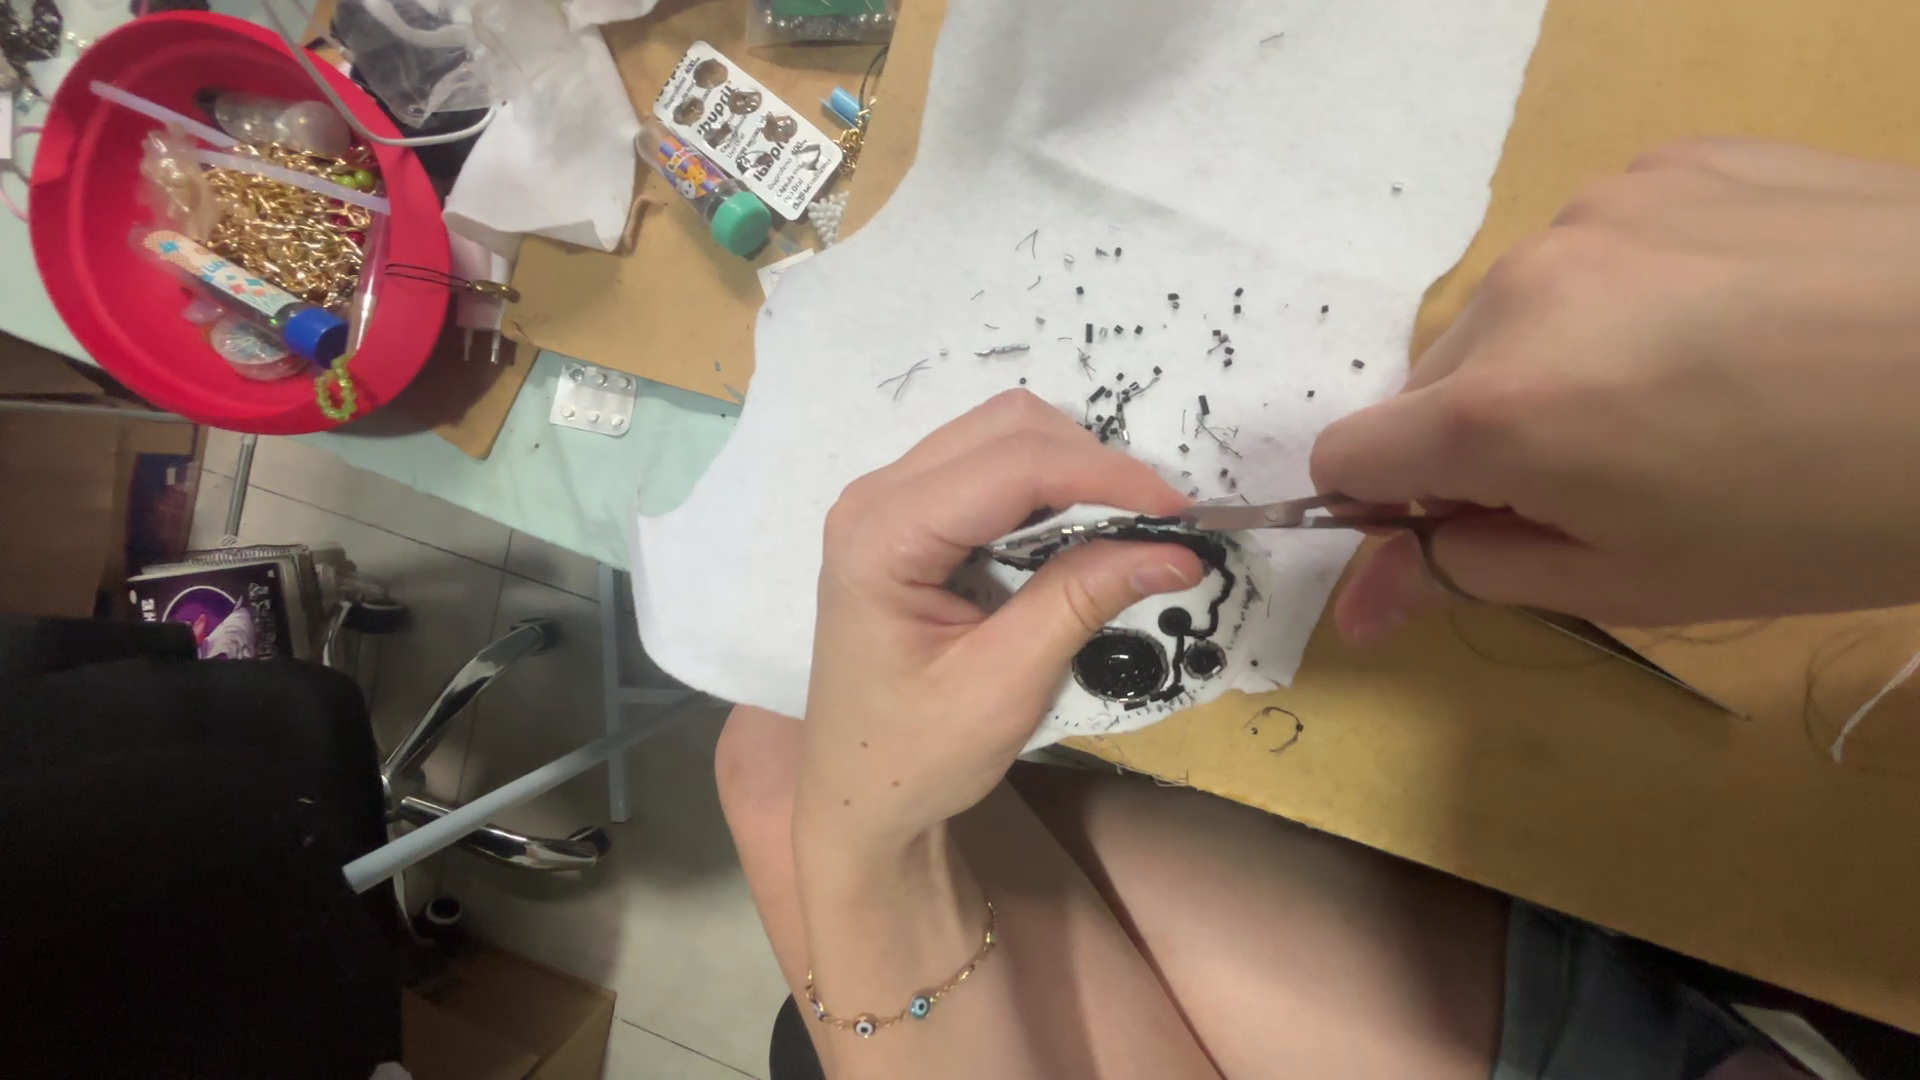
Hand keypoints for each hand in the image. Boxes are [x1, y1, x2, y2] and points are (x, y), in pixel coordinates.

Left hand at [794, 391, 1202, 860]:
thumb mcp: (1005, 686)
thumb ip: (1081, 601)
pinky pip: (986, 467)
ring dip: (1071, 469)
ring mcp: (884, 500)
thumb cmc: (917, 754)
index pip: (1011, 465)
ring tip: (1121, 529)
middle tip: (1152, 525)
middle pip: (1005, 428)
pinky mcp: (905, 515)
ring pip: (999, 436)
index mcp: (882, 535)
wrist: (856, 790)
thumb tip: (1177, 548)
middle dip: (1090, 464)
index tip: (1180, 512)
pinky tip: (1072, 531)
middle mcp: (875, 496)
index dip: (1104, 476)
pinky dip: (1044, 486)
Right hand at [1312, 137, 1919, 641]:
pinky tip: (1712, 311)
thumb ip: (1463, 575)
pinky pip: (1576, 252)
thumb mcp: (1627, 580)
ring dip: (1534, 364)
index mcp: (1496, 412)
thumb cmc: (1830, 511)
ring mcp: (1589, 217)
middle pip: (1424, 391)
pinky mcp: (1662, 166)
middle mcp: (1514, 296)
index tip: (1450, 515)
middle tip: (1592, 465)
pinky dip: (1605, 295)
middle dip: (1471, 437)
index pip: (1344, 455)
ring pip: (1496, 321)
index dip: (1378, 498)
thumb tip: (1360, 609)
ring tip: (1668, 380)